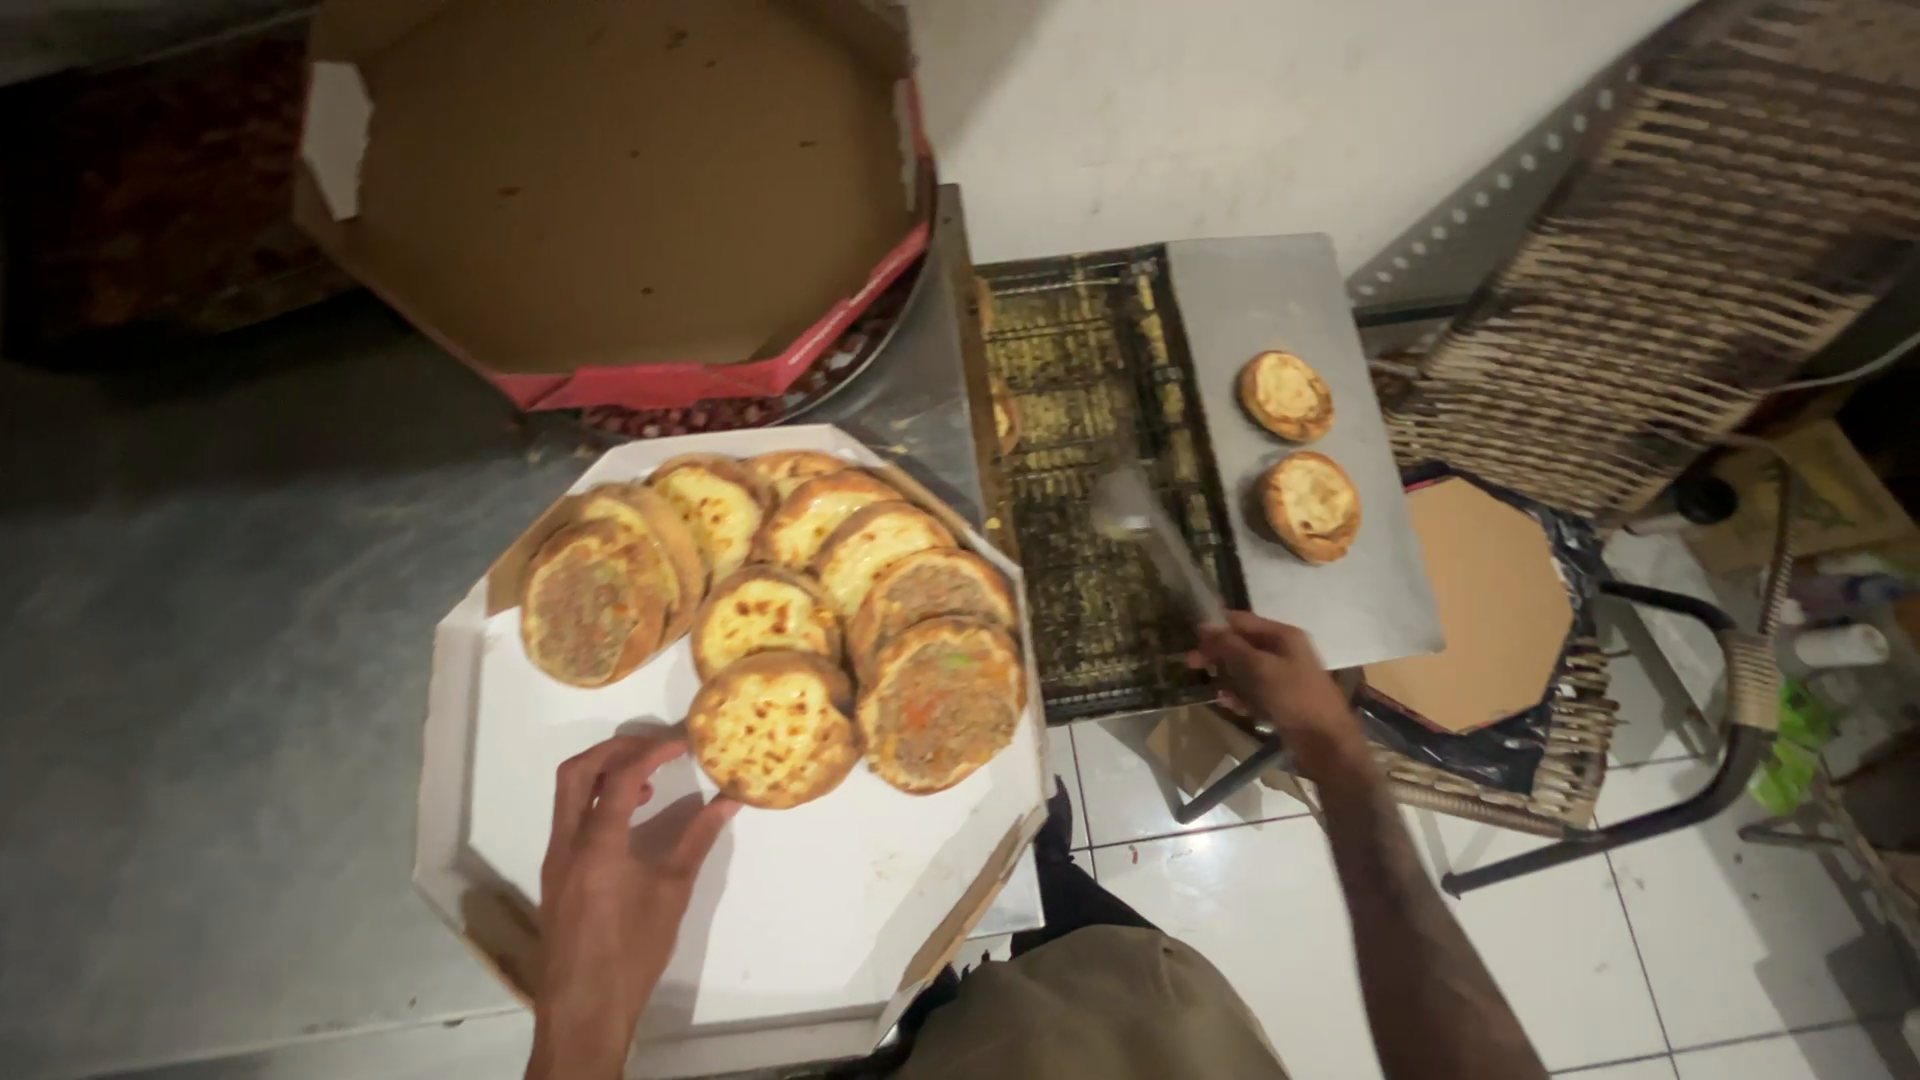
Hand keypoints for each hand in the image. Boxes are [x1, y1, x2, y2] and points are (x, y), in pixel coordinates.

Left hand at [526, 734, 739, 1079]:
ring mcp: (555, 859)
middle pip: (578, 771)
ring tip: (648, 781)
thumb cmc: (633, 951)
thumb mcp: (674, 891)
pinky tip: (631, 817)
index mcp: (598, 845)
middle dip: (617, 748)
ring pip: (567, 792)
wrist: (583, 1009)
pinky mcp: (556, 873)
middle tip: (657, 748)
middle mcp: (567, 843)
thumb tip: (729, 800)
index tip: (683, 744)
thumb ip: (698, 838)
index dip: (652, 751)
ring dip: (605, 771)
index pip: (620, 777)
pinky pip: (570, 817)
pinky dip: (598, 799)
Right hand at [1189, 611, 1363, 777]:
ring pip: (1244, 669)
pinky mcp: (1280, 698)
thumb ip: (1231, 645)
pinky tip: (1233, 706)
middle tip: (1192, 664)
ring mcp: (1282, 676)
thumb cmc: (1294, 697)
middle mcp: (1283, 651)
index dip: (1217, 626)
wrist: (1326, 743)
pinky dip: (1240, 696)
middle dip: (1218, 654)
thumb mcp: (1259, 667)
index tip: (1191, 636)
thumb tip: (1204, 625)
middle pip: (1242, 645)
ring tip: (1217, 691)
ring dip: (1228, 678)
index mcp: (1284, 636)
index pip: (1243, 621)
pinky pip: (1252, 691)